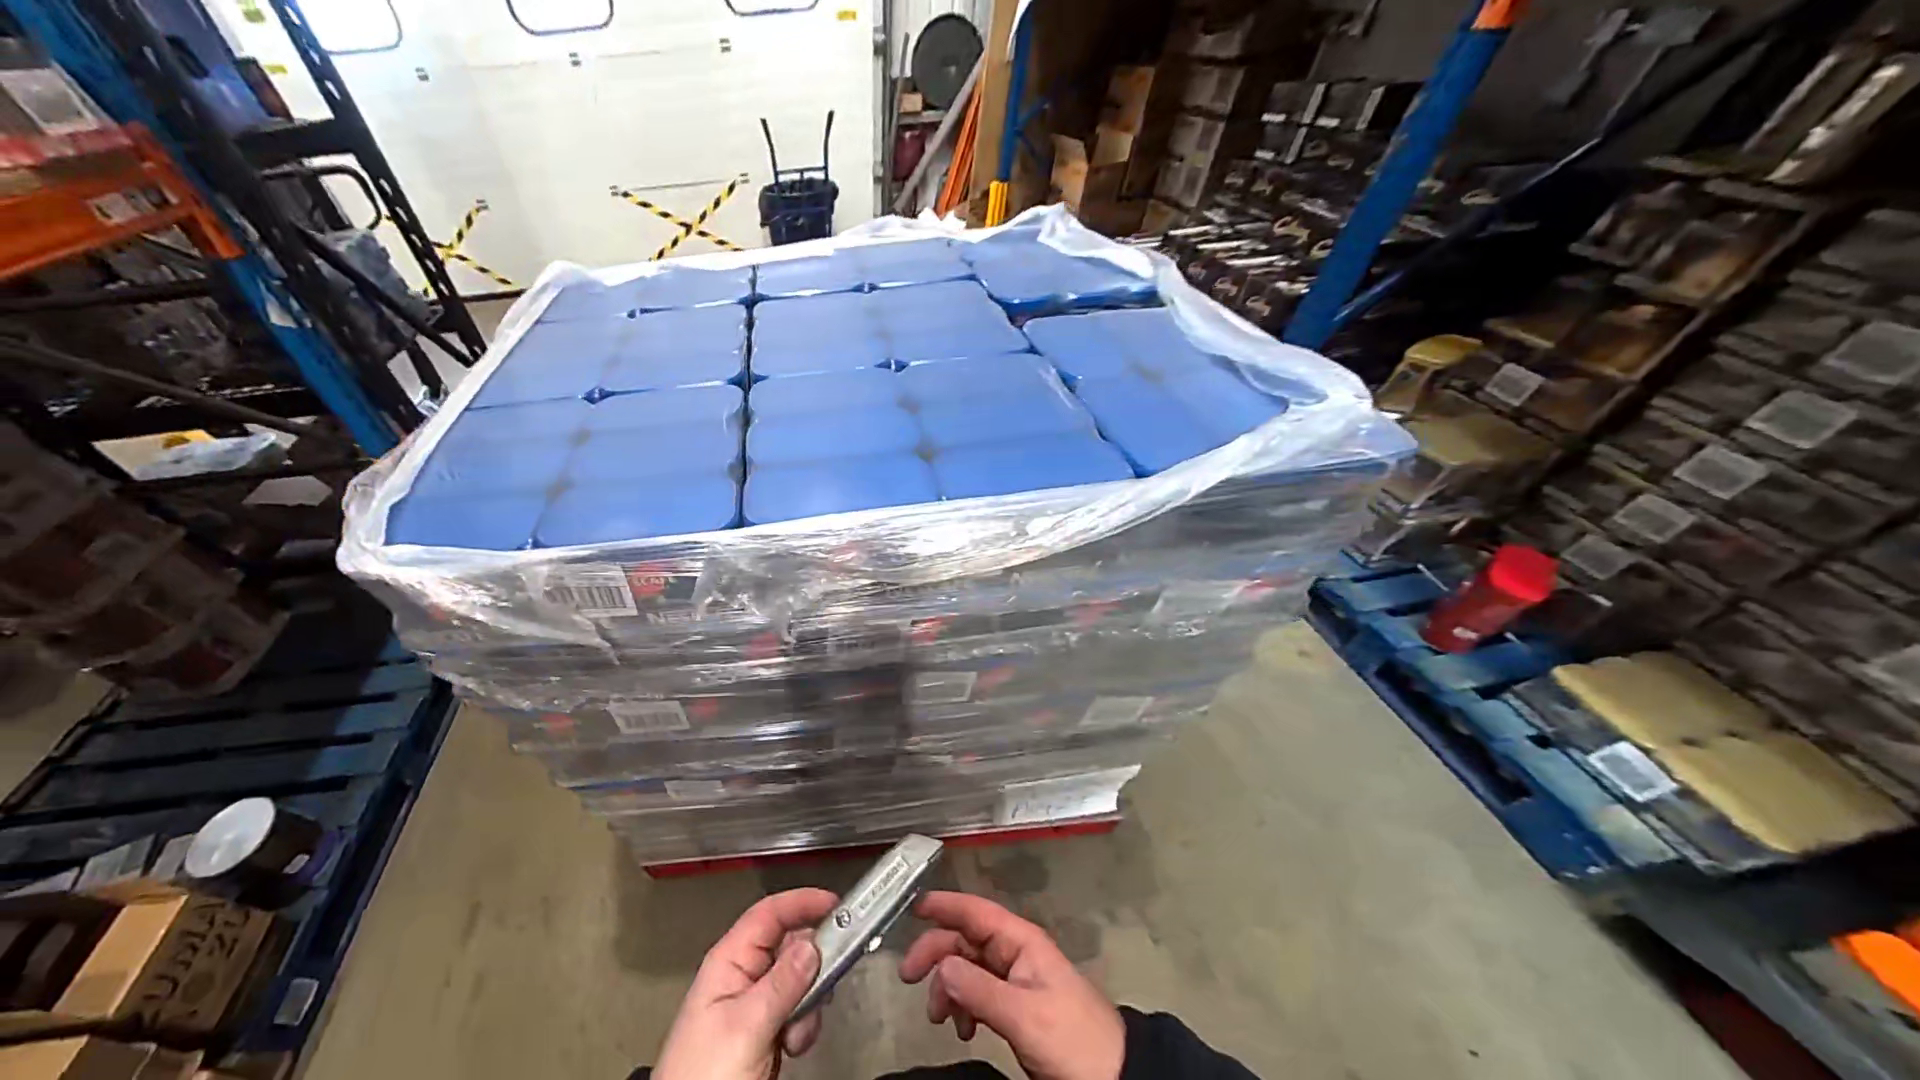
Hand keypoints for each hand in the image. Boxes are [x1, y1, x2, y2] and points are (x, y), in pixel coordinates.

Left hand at [654, 887, 837, 1079]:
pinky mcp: (765, 1028)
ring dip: (809, 1003)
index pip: (769, 913)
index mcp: (729, 962)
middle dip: (812, 966)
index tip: (835, 904)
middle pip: (791, 944)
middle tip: (825, 981)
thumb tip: (812, 945)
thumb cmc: (701, 1077)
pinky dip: (804, 1024)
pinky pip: (799, 1009)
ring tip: (796, 1030)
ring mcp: (754, 1003)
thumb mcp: (746, 1026)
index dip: (802, 902)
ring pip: (800, 979)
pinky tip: (792, 1044)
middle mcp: (742, 976)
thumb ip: (783, 983)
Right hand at [899, 891, 1125, 1079]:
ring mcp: (1016, 980)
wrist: (1112, 1074)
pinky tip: (962, 1028)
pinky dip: (964, 1007)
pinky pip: (978, 994)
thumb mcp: (1025, 1014)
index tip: (915, 905)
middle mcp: (1016, 953)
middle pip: (966, 940)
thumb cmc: (1072, 1038)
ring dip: (949, 987)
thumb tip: (941, 965)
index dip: (946, 904)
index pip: (977, 912)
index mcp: (1022, 942)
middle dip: (936, 954)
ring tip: (941, 1018)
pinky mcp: (1015, 1006)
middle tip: (908, 977)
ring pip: (968, 968)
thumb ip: (981, 989)